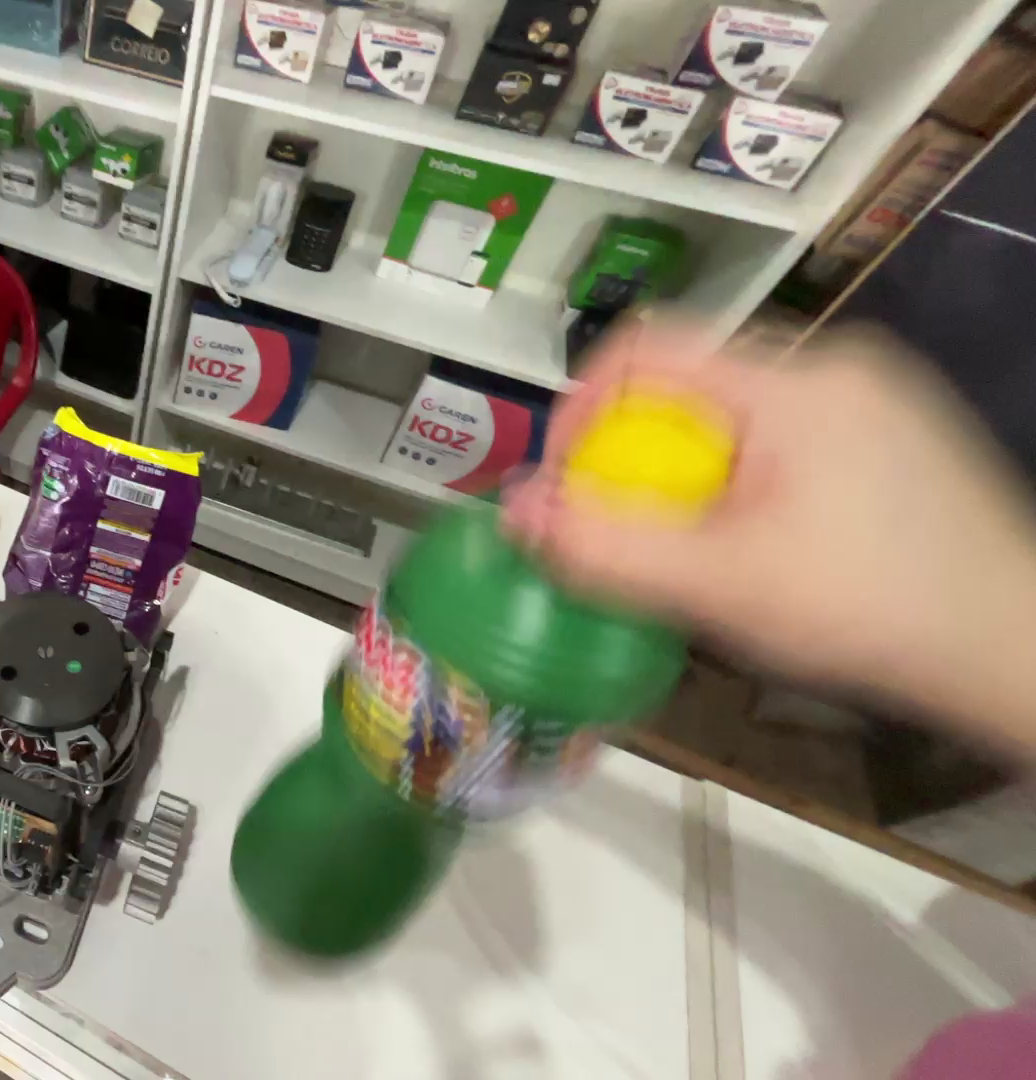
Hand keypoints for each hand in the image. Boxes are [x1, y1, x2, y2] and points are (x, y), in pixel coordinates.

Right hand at [503, 320, 1035, 747]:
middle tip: (612, 527)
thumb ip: (602, 546)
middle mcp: (825, 373)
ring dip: (658, 472)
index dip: (576, 407)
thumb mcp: (718, 584)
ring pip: (704, 416)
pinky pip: (746, 438)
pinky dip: (705, 481)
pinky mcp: (865, 438)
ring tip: (666, 541)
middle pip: (669, 387)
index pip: (642, 350)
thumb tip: (509, 507)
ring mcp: (852, 403)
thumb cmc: (876, 612)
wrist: (1026, 658)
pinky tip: (723, 538)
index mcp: (795, 384)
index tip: (564, 481)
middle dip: (616, 454)